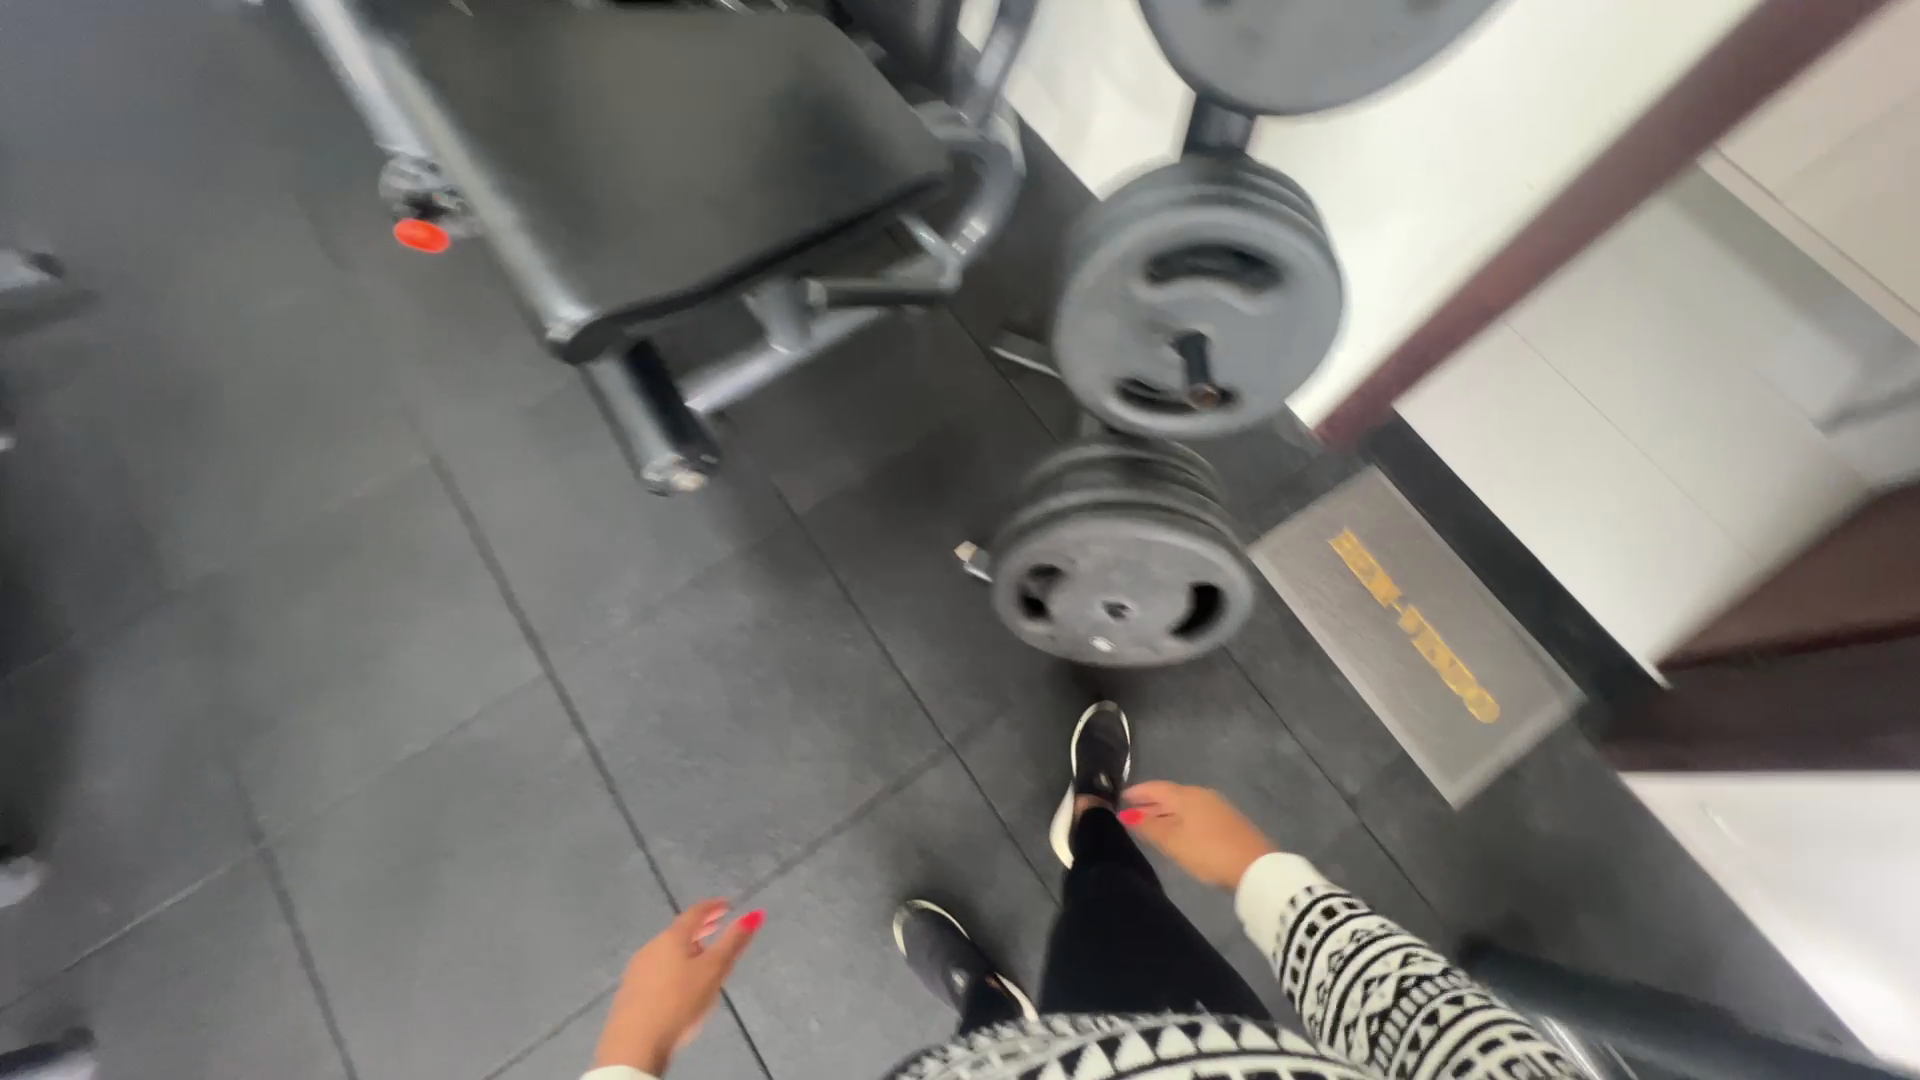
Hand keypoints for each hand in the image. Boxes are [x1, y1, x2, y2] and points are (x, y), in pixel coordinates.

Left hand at [594, 900, 763, 1075]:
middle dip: (700, 928)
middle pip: (679, 931)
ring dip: (686, 949)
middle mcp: (651, 947)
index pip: (696, 912)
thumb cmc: (679, 1002)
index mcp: (672, 938)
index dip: (714, 906)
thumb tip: (755, 913)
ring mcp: (636, 971)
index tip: (728, 905)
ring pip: (666, 951)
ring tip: (702, 959)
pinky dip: (672, 967)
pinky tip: (678, 985)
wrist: (633, 1048)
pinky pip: (656, 970)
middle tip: (717, 927)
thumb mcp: (714, 971)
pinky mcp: (628, 994)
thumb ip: (734, 942)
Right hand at [1121, 782, 1278, 889]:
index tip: (1120, 798)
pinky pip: (1196, 813)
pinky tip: (1178, 831)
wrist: (1256, 867)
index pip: (1154, 787)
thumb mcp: (1172, 841)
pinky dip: (1181, 819)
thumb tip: (1127, 814)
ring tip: (1152, 824)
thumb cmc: (1207, 851)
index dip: (1137, 792)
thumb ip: (1148, 827)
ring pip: (1184, 805)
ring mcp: (1217, 806)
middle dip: (1150, 803)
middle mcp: (1200, 794)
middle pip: (1170, 795)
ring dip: (1166, 812)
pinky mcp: (1229, 821)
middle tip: (1132, 813)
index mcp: (1185, 794)